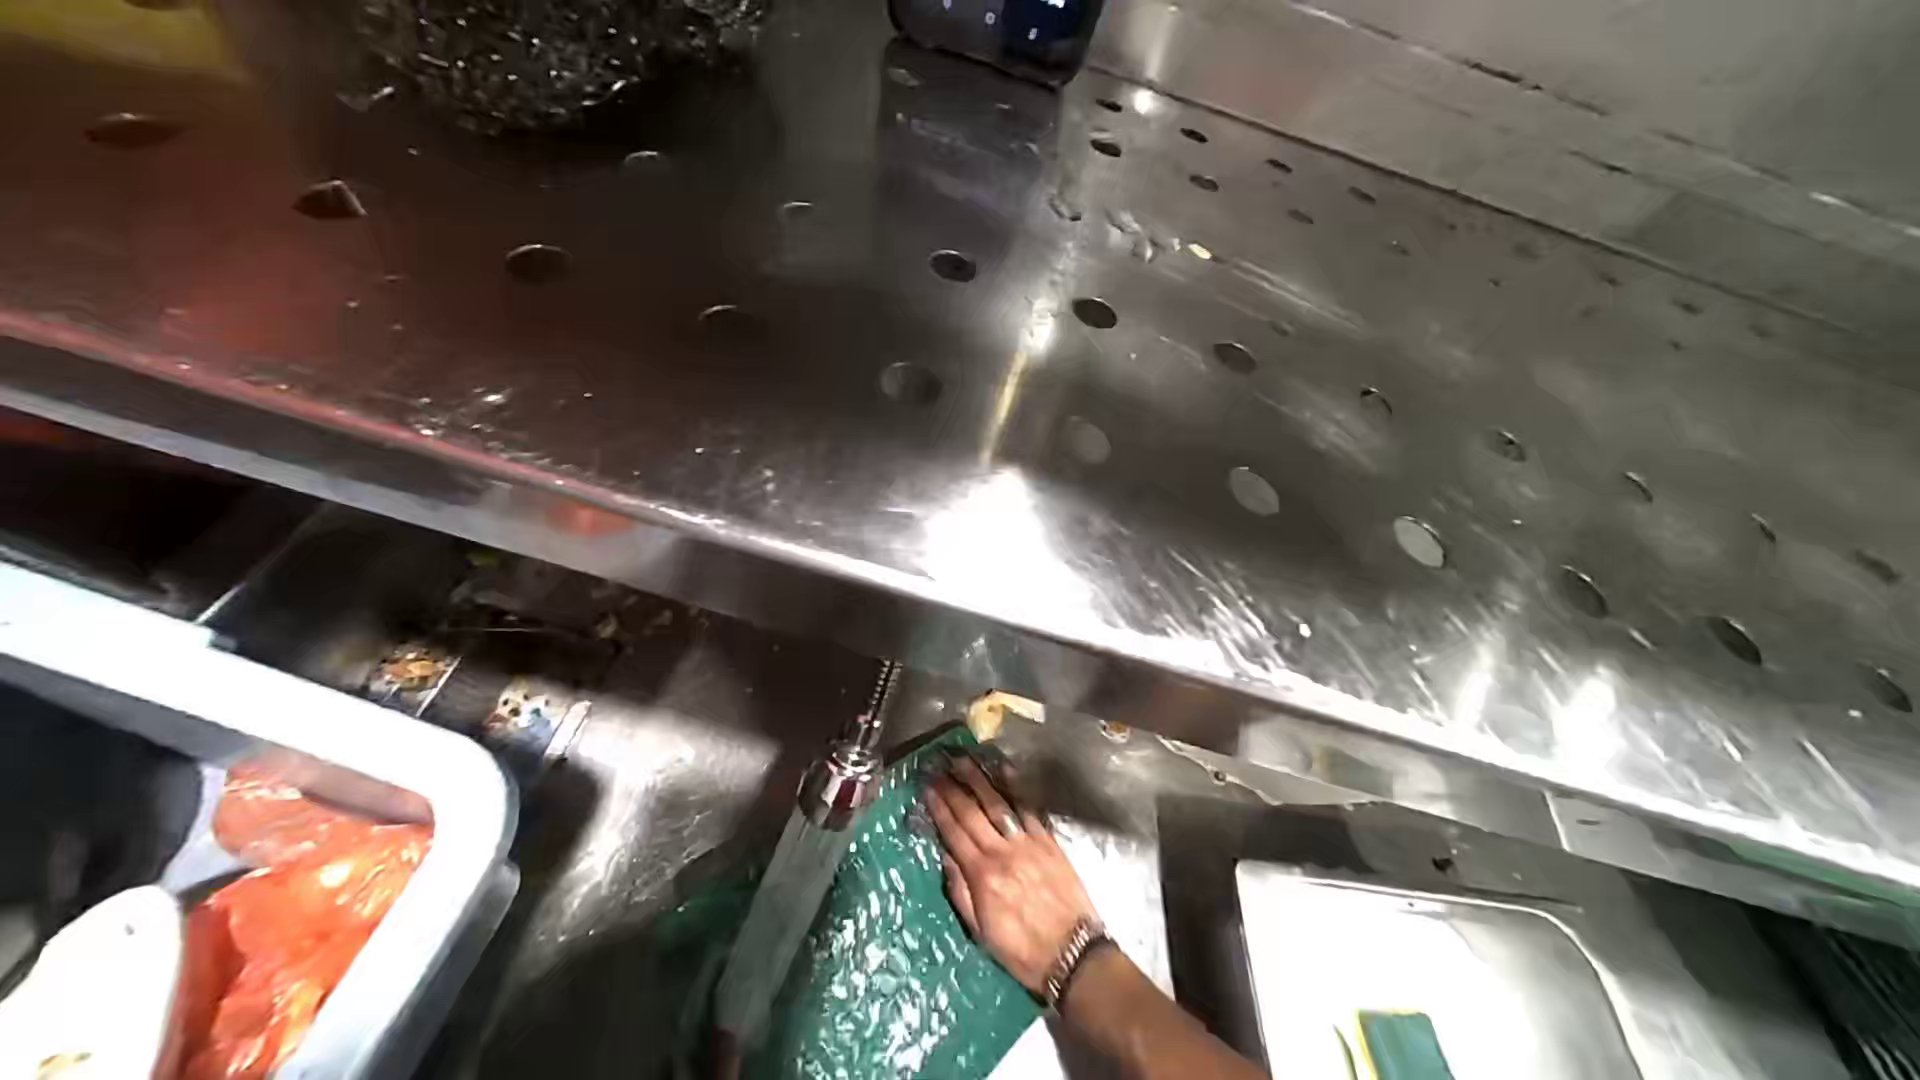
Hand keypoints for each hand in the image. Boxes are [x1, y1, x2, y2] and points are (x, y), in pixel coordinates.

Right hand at [927, 755, 1096, 994]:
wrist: (1073, 954)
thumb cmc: (1022, 950)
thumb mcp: (980, 931)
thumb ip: (960, 891)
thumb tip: (946, 856)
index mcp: (982, 876)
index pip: (954, 833)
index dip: (939, 808)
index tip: (928, 788)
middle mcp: (1002, 852)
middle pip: (972, 812)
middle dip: (953, 787)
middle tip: (939, 766)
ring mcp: (1027, 843)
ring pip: (998, 803)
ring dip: (979, 779)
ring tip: (964, 760)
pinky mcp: (1048, 840)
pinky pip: (1029, 807)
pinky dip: (1016, 786)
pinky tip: (1004, 769)